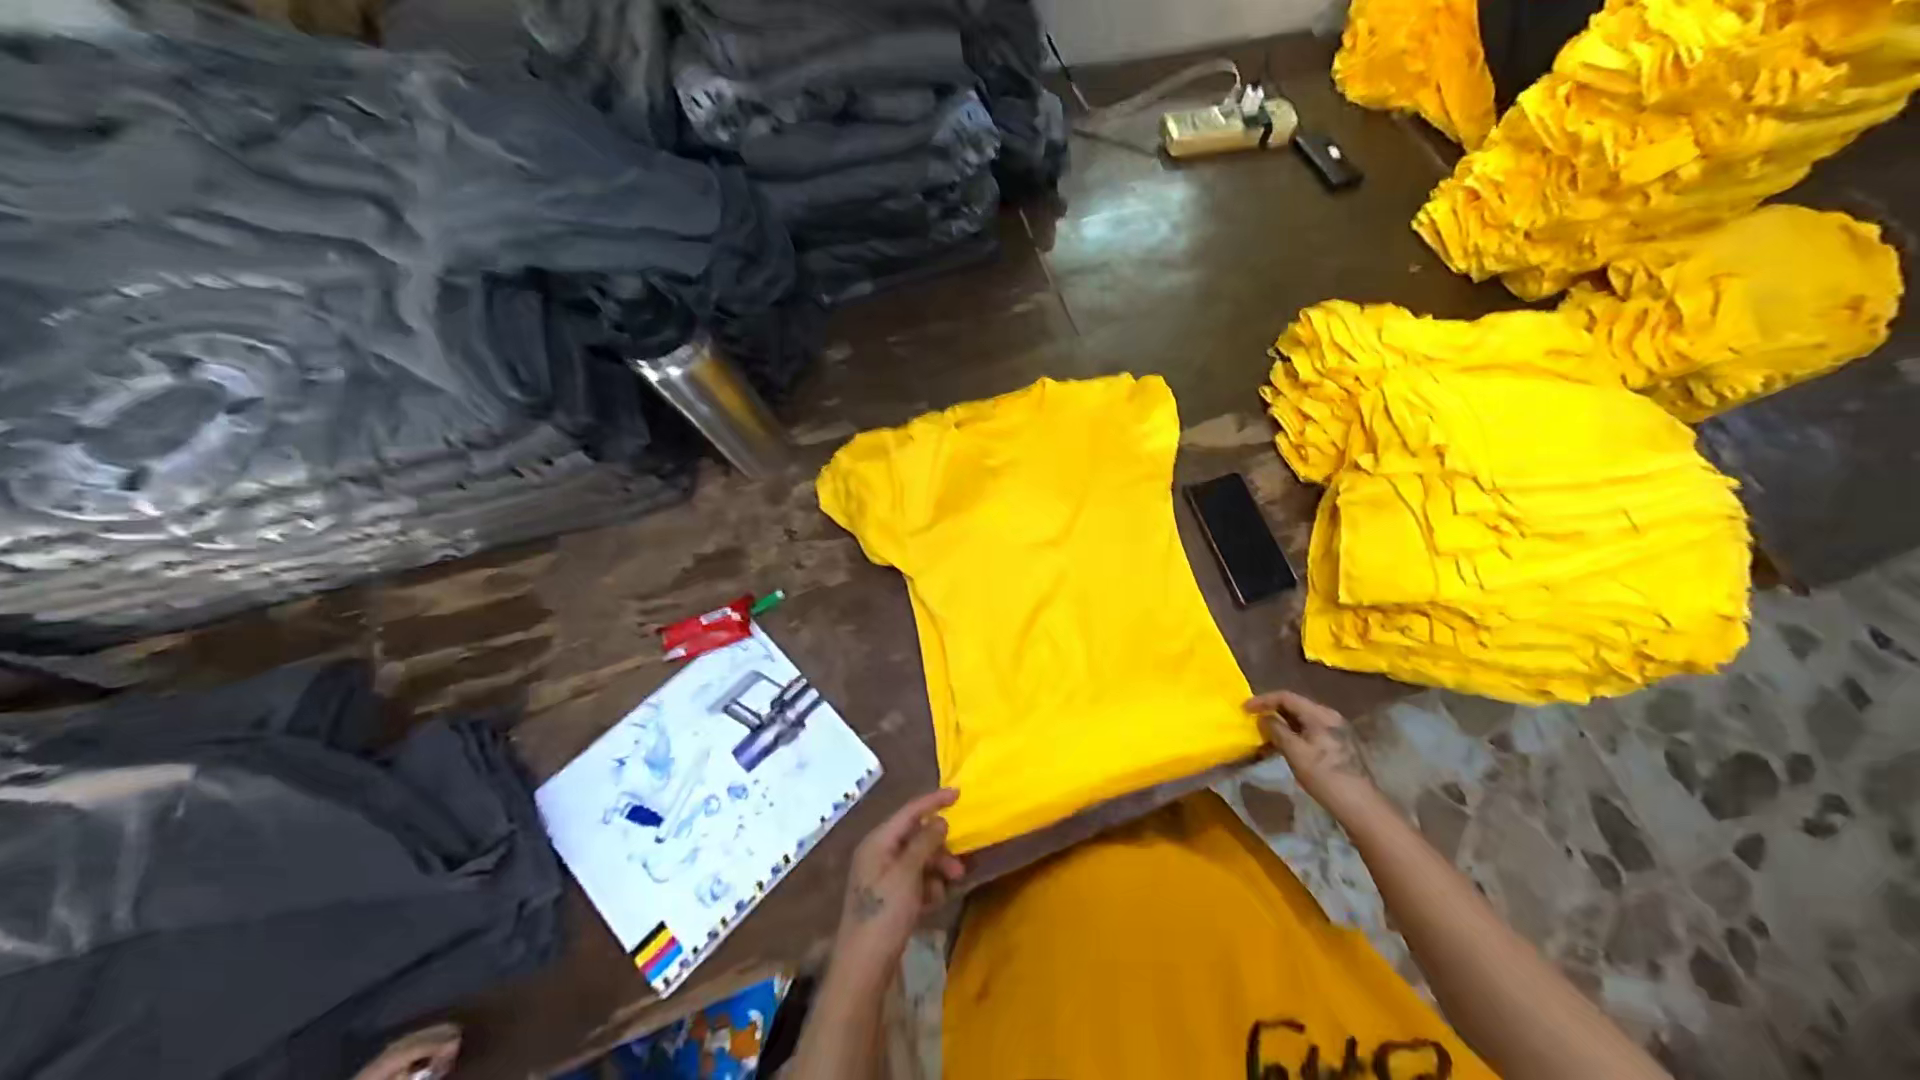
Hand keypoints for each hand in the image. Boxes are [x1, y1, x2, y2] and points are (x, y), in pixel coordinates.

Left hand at [833, 788, 963, 975]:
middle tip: (959, 869)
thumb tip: (939, 820)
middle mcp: (878, 853)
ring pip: (918, 860)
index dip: (934, 801)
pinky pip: (914, 881)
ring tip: (945, 892)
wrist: (863, 965)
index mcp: (878, 842)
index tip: (959, 794)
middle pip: (916, 837)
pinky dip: (927, 887)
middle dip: (940, 849)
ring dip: (936, 871)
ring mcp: (882, 876)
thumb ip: (924, 843)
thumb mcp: (907, 874)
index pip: (909, 811)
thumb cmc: (884, 913)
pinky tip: (933, 904)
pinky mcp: (888, 897)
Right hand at [1244, 691, 1377, 813]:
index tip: (1244, 709)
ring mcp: (1334, 731)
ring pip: (1300, 720)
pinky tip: (1281, 746)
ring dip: (1280, 725)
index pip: (1286, 697)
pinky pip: (1307, 731)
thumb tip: (1263, 718)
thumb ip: (1277, 730)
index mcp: (1320, 715)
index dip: (1263, 700)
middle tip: (1252, 720)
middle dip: (1271, 711)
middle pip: (1294, 706)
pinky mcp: (1335, 744)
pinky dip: (1291, 735)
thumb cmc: (1325, 776)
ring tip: (1263, 735)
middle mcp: (1329, 717)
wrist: (1359, 805)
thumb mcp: (1295, 752)